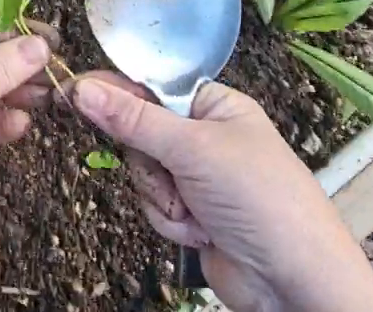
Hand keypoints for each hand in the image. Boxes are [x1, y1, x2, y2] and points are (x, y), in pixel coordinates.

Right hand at [66, 73, 372, 311]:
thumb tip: (78, 87)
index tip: (73, 92)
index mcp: (214, 104)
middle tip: (170, 173)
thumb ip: (132, 119)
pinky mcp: (191, 212)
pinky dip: (170, 220)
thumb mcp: (192, 149)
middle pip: (138, 130)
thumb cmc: (259, 200)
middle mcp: (204, 135)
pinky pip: (153, 202)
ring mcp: (197, 176)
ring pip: (141, 170)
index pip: (149, 84)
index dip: (113, 90)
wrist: (299, 288)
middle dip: (149, 161)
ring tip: (195, 211)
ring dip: (161, 195)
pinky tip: (201, 232)